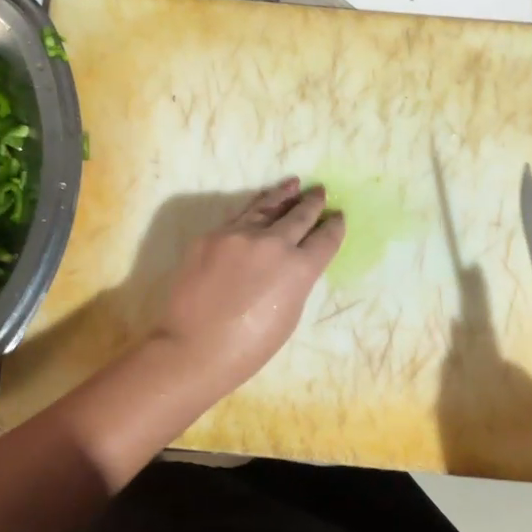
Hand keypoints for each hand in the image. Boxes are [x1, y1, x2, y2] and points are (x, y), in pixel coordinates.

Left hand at [152, 178, 344, 390]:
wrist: (193, 348)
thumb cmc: (248, 347)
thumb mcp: (288, 315)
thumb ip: (295, 281)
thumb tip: (293, 262)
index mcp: (299, 268)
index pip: (324, 239)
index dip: (333, 227)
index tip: (337, 217)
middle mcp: (272, 243)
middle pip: (298, 216)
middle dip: (312, 204)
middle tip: (320, 192)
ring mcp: (238, 235)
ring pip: (266, 207)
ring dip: (283, 195)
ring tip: (294, 184)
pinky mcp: (210, 236)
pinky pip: (238, 218)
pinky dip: (254, 209)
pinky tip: (259, 205)